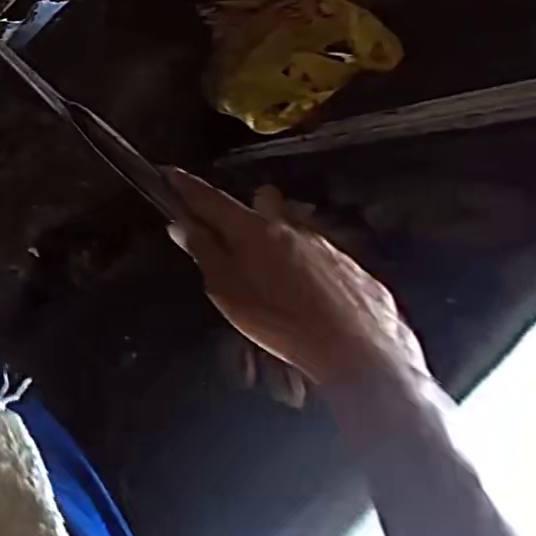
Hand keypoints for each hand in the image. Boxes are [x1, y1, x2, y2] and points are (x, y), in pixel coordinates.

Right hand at [166, 168, 425, 387]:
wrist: (363, 361)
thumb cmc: (282, 323)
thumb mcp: (225, 290)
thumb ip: (204, 253)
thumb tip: (183, 226)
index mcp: (253, 230)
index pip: (210, 198)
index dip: (186, 185)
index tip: (171, 175)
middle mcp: (292, 230)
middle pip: (264, 202)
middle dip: (249, 206)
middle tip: (235, 228)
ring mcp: (331, 250)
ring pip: (299, 232)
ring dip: (282, 244)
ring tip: (276, 277)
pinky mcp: (360, 275)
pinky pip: (329, 262)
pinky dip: (314, 272)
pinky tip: (313, 301)